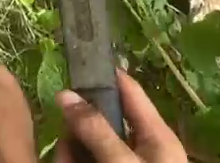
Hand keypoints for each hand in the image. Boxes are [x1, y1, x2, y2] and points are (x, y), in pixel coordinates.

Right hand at [50, 72, 185, 162]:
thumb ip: (95, 129)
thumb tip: (63, 93)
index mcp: (157, 136)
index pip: (127, 89)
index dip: (100, 74)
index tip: (69, 67)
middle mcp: (144, 149)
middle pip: (102, 119)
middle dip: (77, 126)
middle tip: (63, 138)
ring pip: (92, 145)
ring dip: (72, 150)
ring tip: (62, 162)